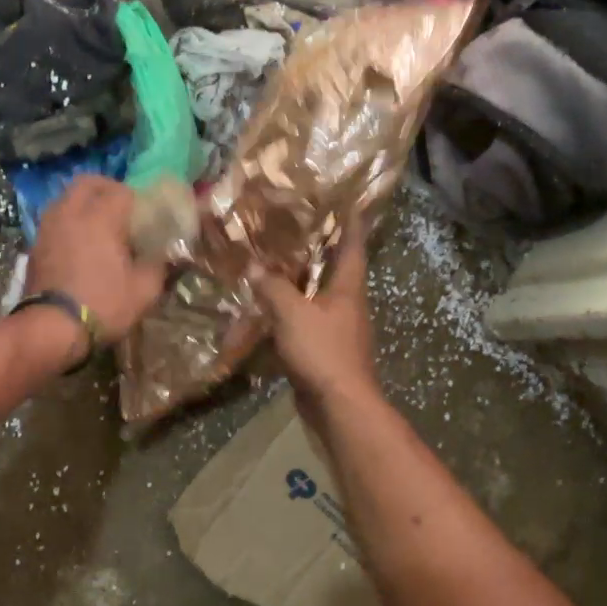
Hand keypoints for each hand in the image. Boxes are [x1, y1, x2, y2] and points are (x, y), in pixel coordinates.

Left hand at [27, 176, 170, 345]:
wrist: (50, 328)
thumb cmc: (102, 305)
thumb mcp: (143, 291)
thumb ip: (159, 267)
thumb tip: (166, 256)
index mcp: (101, 216)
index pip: (123, 191)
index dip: (138, 200)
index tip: (146, 217)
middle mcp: (71, 212)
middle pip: (88, 182)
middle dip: (106, 189)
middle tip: (121, 209)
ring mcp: (48, 226)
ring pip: (67, 198)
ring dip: (84, 204)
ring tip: (98, 226)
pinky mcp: (35, 244)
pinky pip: (55, 220)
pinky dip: (68, 223)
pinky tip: (78, 245)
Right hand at [253, 227, 378, 404]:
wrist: (339, 405)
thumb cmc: (322, 351)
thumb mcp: (292, 313)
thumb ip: (272, 287)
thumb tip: (254, 267)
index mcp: (348, 288)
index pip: (351, 245)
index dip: (350, 222)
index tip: (346, 200)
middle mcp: (348, 304)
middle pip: (335, 270)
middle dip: (318, 251)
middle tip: (295, 229)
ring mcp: (339, 330)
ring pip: (318, 298)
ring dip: (300, 284)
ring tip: (275, 267)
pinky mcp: (326, 351)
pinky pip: (306, 324)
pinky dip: (290, 315)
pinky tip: (270, 312)